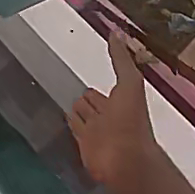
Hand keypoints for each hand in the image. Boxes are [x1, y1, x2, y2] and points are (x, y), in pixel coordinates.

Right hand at [68, 35, 162, 191]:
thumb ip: (121, 59)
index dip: (103, 81)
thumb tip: (115, 33)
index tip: (94, 75)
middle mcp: (108, 115)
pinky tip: (64, 117)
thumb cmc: (130, 120)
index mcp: (121, 100)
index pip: (108, 89)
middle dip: (88, 97)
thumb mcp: (130, 82)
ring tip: (67, 99)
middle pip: (94, 103)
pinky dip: (71, 123)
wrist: (125, 160)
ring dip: (78, 109)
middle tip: (77, 87)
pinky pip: (76, 130)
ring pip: (84, 116)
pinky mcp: (84, 146)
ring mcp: (95, 131)